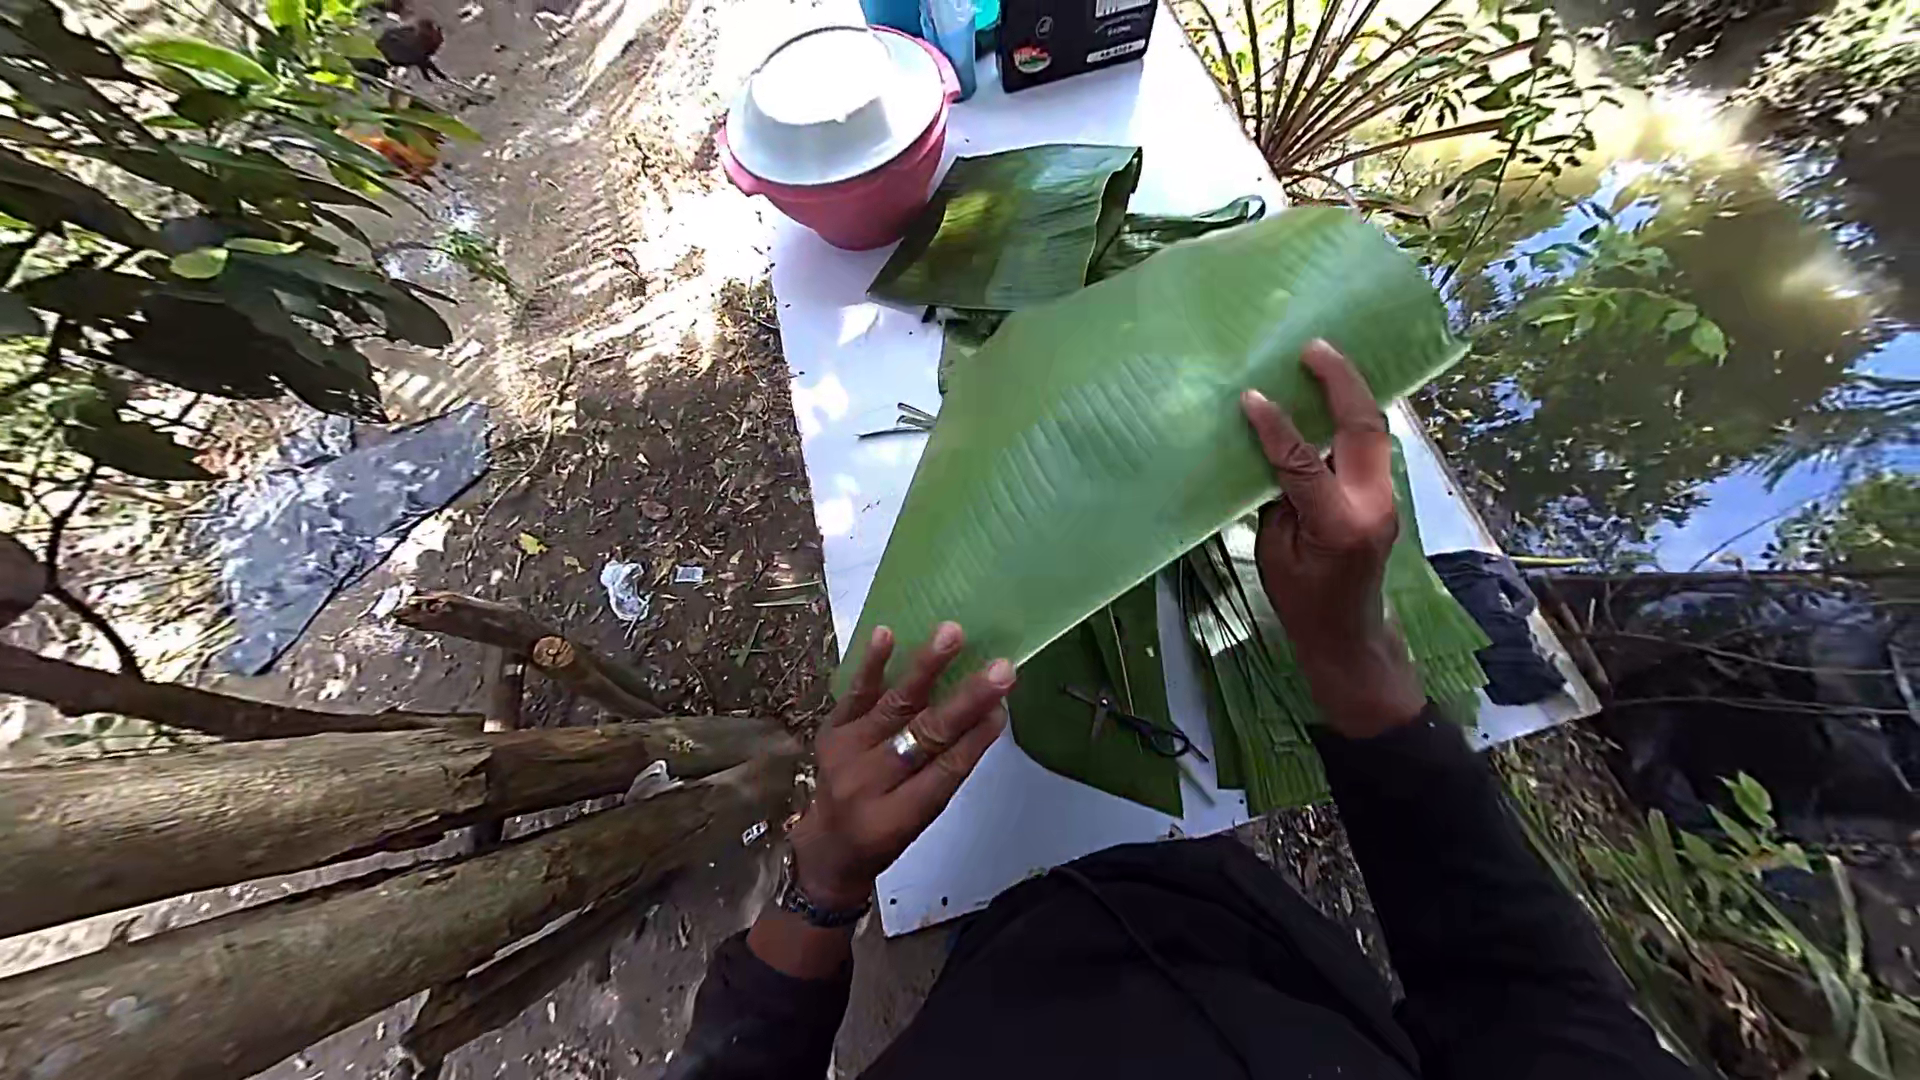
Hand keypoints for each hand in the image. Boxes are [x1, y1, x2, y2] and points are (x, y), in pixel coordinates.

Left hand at [788, 622, 1014, 908]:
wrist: (825, 845)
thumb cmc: (886, 833)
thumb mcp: (921, 818)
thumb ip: (948, 769)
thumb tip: (988, 713)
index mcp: (899, 815)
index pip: (945, 770)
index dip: (976, 738)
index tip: (1004, 704)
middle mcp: (869, 782)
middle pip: (924, 735)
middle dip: (966, 699)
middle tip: (1000, 669)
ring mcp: (846, 752)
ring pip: (894, 705)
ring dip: (926, 667)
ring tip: (951, 634)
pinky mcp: (830, 729)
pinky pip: (855, 693)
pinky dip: (874, 664)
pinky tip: (887, 634)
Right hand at [1240, 339, 1424, 738]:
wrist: (1349, 634)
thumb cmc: (1301, 601)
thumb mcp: (1274, 552)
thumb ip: (1279, 501)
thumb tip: (1274, 459)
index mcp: (1338, 523)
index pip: (1303, 462)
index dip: (1275, 427)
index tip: (1251, 397)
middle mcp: (1373, 503)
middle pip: (1365, 428)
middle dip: (1342, 382)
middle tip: (1314, 349)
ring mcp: (1386, 498)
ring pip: (1374, 433)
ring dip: (1350, 395)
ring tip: (1322, 364)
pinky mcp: (1383, 498)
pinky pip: (1367, 449)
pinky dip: (1349, 421)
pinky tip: (1330, 405)